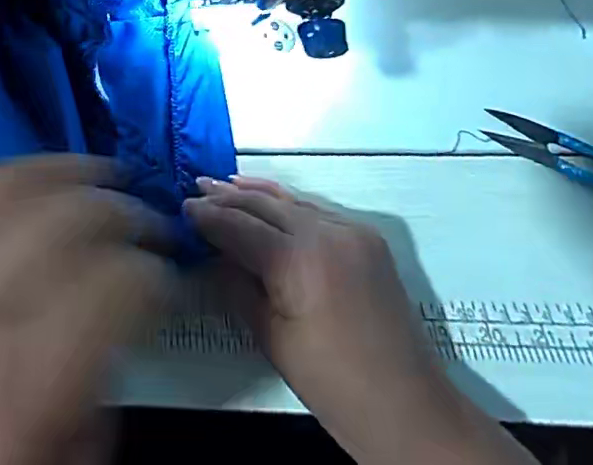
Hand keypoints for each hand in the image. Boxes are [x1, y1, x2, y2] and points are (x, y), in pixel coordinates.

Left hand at [0, 156, 171, 464]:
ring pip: (3, 184)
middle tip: (145, 217)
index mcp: (7, 388)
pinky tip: (14, 178)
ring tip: (98, 173)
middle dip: (121, 210)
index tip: (165, 273)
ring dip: (62, 171)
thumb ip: (84, 418)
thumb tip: (109, 344)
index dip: (154, 272)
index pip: (113, 287)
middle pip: (65, 219)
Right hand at [184, 175, 531, 463]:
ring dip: (254, 193)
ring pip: (290, 201)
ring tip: (221, 182)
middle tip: (194, 188)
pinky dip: (286, 204)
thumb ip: (236, 284)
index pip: (238, 225)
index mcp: (299, 261)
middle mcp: (326, 234)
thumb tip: (211, 253)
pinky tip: (267, 201)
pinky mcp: (366, 238)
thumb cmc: (332, 385)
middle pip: (263, 205)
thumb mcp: (269, 337)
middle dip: (226, 197)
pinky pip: (315, 210)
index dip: (207, 215)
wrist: (410, 410)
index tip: (182, 207)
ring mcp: (351, 231)